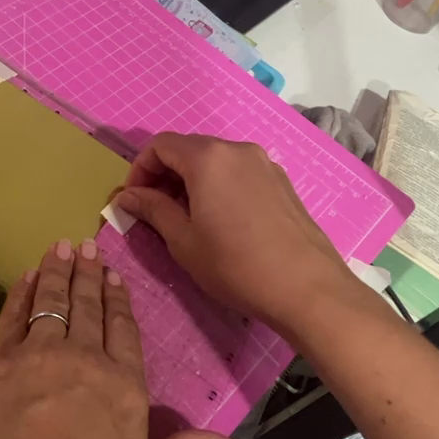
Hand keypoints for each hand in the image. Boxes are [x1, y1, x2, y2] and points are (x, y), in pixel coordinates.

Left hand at [0, 239, 242, 438]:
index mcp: (123, 390)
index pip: (124, 331)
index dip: (119, 300)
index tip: (114, 274)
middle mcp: (82, 361)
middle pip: (88, 308)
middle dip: (87, 275)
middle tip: (86, 246)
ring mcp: (35, 357)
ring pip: (50, 302)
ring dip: (55, 272)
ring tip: (59, 248)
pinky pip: (11, 316)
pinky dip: (19, 292)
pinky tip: (24, 278)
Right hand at [111, 133, 371, 334]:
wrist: (310, 292)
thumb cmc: (237, 266)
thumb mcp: (183, 241)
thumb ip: (152, 209)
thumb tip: (127, 196)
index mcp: (207, 158)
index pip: (160, 145)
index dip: (140, 169)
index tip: (135, 200)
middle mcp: (236, 150)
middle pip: (187, 149)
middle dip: (165, 174)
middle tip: (156, 210)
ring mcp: (264, 164)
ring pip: (214, 160)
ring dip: (192, 180)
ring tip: (188, 217)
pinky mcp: (282, 182)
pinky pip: (238, 172)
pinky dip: (219, 185)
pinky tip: (221, 220)